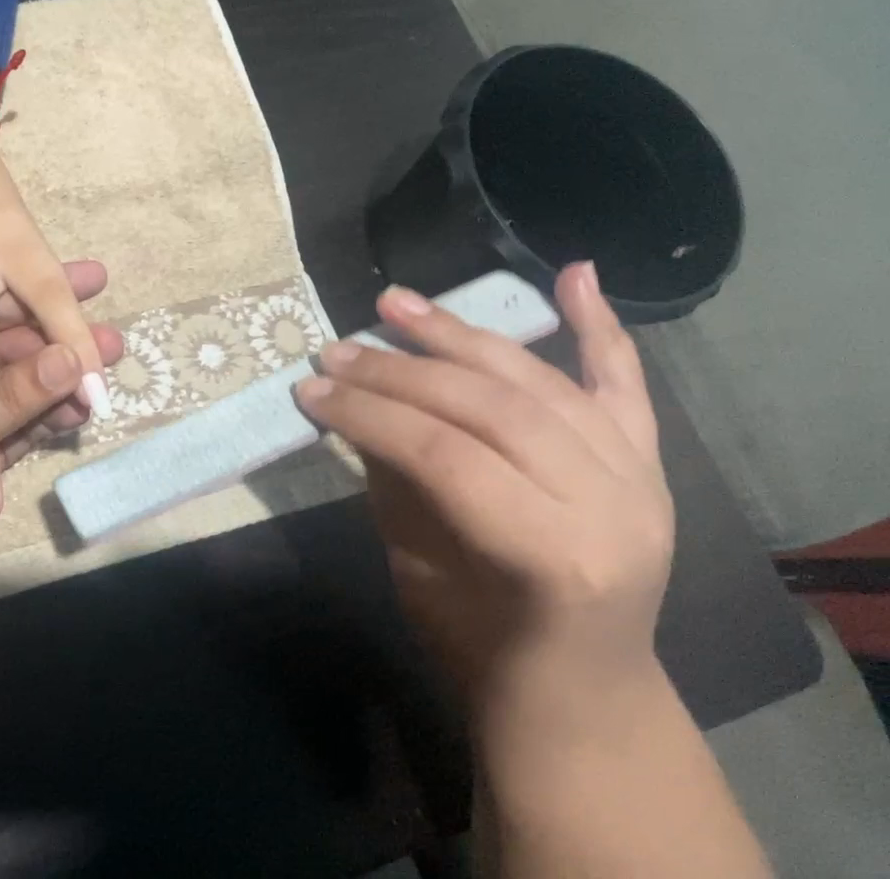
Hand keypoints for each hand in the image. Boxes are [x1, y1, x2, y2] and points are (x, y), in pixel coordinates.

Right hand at [294, 263, 672, 706]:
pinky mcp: (648, 459)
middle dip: (400, 371)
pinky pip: (621, 382)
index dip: (368, 413)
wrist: (577, 682)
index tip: (307, 389)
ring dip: (460, 335)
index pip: (444, 453)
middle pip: (490, 407)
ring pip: (538, 381)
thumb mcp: (418, 566)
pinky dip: (598, 324)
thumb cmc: (477, 639)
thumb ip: (398, 480)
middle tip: (335, 350)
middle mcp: (610, 503)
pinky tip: (573, 273)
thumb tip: (355, 407)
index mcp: (551, 550)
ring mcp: (640, 475)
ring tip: (395, 303)